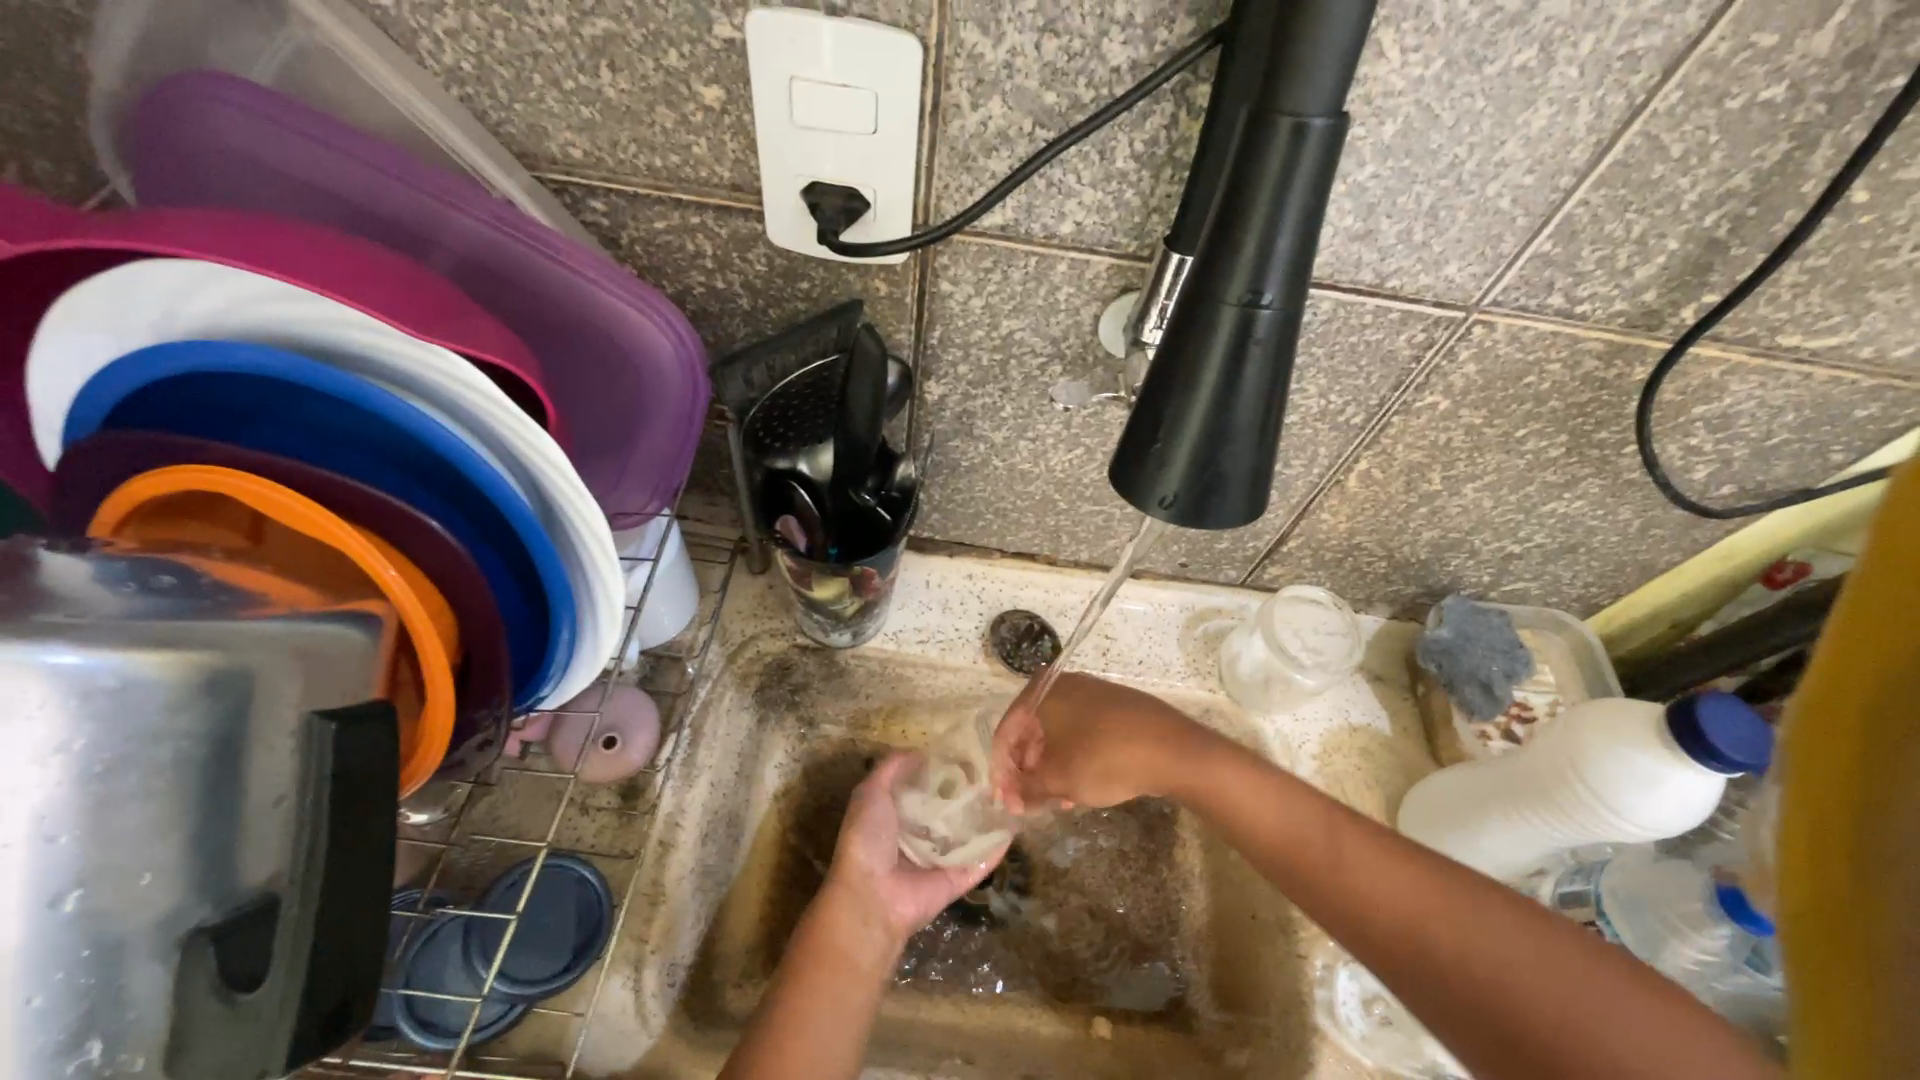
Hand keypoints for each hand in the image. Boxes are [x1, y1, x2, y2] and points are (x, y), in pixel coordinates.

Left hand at [821, 752, 1006, 951]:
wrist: (872, 896)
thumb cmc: (867, 840)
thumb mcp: (870, 794)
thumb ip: (891, 769)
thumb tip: (919, 750)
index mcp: (895, 818)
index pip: (923, 791)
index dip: (941, 773)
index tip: (964, 753)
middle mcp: (918, 838)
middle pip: (948, 812)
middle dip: (966, 794)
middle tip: (993, 771)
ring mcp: (939, 861)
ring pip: (967, 835)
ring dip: (985, 817)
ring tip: (1010, 791)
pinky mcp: (957, 879)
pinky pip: (980, 860)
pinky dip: (997, 846)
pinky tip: (1015, 824)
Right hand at [992, 671, 1213, 812]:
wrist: (1174, 749)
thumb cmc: (1103, 759)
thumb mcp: (1058, 779)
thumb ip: (1026, 788)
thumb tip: (1011, 797)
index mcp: (1042, 692)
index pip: (1007, 731)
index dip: (1001, 770)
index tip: (1004, 801)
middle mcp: (1064, 684)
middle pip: (1032, 731)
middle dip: (1027, 770)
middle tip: (1029, 804)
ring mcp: (1093, 693)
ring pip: (1058, 734)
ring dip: (1050, 768)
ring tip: (1056, 801)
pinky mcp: (1116, 707)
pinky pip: (1082, 732)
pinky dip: (1073, 758)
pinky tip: (1080, 786)